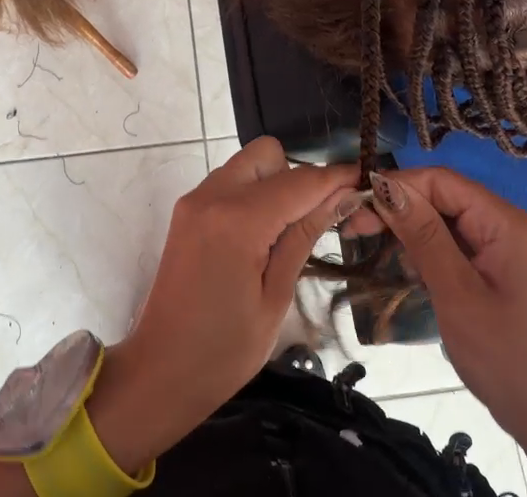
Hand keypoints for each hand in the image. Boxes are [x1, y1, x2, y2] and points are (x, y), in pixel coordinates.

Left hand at [91, 137, 358, 469]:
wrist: (161, 371)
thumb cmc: (224, 349)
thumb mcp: (276, 297)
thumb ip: (304, 237)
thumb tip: (341, 196)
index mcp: (238, 220)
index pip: (300, 180)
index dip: (337, 179)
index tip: (365, 183)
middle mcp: (212, 196)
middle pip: (268, 155)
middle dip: (298, 177)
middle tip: (315, 221)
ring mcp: (194, 201)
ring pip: (247, 165)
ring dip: (274, 185)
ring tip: (288, 236)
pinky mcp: (186, 212)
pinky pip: (229, 184)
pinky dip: (252, 196)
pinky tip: (261, 239)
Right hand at [351, 168, 526, 496]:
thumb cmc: (508, 358)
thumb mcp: (457, 293)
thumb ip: (422, 235)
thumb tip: (385, 186)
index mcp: (507, 223)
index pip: (441, 181)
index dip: (396, 186)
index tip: (354, 208)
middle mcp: (510, 227)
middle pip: (445, 198)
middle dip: (400, 210)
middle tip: (355, 233)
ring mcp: (509, 252)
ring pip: (449, 224)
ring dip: (413, 235)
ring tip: (386, 261)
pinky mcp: (503, 275)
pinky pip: (459, 249)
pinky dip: (431, 256)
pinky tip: (415, 278)